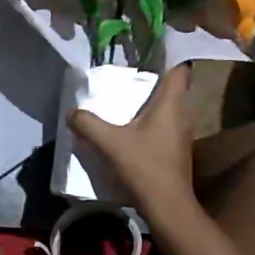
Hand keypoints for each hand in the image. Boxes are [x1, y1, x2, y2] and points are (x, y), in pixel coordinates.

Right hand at [68, 64, 199, 220]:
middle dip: (153, 79)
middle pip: (173, 87)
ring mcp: (182, 133)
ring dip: (151, 103)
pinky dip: (151, 122)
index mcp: (171, 103)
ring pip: (169, 108)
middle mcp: (182, 113)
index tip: (150, 48)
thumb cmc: (144, 167)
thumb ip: (88, 124)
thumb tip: (72, 112)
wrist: (168, 206)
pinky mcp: (177, 150)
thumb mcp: (109, 143)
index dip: (169, 54)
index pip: (181, 67)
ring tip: (127, 101)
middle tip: (129, 76)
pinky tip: (132, 131)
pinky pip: (165, 126)